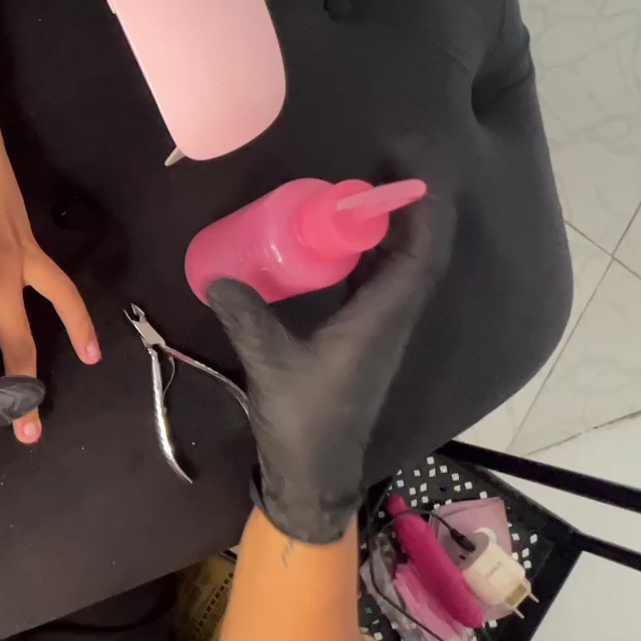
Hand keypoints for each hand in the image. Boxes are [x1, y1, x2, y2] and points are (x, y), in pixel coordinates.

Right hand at [205, 152, 455, 544]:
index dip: (422, 208)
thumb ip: (246, 317)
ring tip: (356, 202)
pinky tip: (335, 251)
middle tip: (376, 173)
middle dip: (406, 210)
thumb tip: (218, 274)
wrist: (313, 471)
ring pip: (396, 271)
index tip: (409, 169)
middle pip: (415, 254)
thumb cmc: (303, 420)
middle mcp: (389, 321)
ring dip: (387, 233)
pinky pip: (374, 288)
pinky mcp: (360, 344)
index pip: (420, 253)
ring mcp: (377, 334)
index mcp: (381, 320)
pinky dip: (365, 260)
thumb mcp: (271, 364)